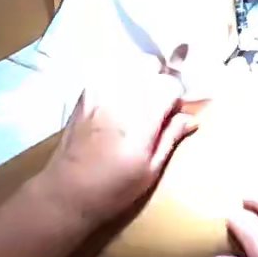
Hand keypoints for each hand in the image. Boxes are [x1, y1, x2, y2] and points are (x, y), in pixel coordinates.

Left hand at [31, 50, 196, 230]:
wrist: (66, 193)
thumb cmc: (113, 189)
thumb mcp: (150, 171)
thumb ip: (170, 138)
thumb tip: (191, 118)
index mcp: (141, 119)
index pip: (169, 85)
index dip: (176, 97)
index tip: (174, 112)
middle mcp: (120, 98)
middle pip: (148, 64)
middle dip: (158, 78)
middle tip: (158, 101)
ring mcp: (98, 92)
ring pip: (126, 63)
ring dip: (138, 74)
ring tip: (138, 96)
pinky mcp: (84, 94)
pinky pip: (106, 72)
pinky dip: (117, 77)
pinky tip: (118, 98)